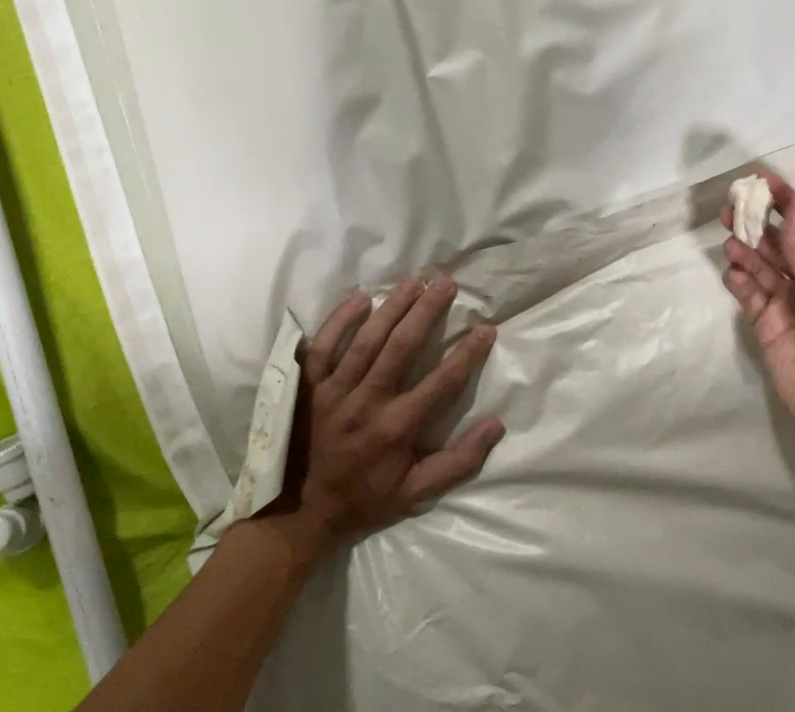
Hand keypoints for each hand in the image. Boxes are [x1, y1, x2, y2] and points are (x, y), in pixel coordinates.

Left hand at [251, 276, 504, 565]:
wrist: (298, 513)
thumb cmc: (364, 500)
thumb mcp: (417, 492)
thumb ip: (458, 462)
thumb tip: (496, 426)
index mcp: (396, 428)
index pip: (441, 383)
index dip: (467, 354)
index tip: (487, 329)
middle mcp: (366, 403)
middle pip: (401, 347)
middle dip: (427, 311)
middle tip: (447, 283)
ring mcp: (333, 392)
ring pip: (366, 340)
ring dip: (392, 307)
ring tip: (414, 281)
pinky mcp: (307, 388)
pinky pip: (323, 347)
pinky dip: (340, 321)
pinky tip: (361, 298)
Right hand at [720, 175, 794, 463]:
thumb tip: (794, 213)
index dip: (788, 202)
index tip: (760, 181)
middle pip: (783, 242)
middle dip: (759, 224)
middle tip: (730, 208)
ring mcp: (792, 303)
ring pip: (764, 266)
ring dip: (747, 251)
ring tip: (729, 239)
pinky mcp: (770, 326)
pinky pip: (752, 295)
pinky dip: (741, 282)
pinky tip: (733, 274)